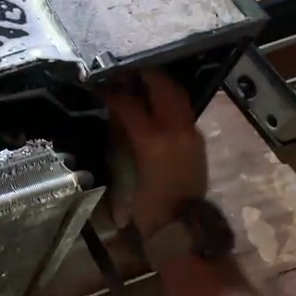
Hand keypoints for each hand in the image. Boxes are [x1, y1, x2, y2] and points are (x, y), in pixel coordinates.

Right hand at [101, 69, 207, 238]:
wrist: (180, 226)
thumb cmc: (145, 204)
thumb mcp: (125, 170)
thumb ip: (122, 135)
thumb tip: (114, 111)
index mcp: (152, 140)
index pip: (129, 103)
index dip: (112, 91)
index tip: (98, 84)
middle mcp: (175, 130)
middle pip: (163, 87)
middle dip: (144, 74)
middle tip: (125, 69)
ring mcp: (190, 133)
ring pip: (177, 95)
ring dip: (160, 84)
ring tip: (141, 79)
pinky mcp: (197, 139)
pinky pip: (182, 110)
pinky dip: (168, 100)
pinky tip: (155, 102)